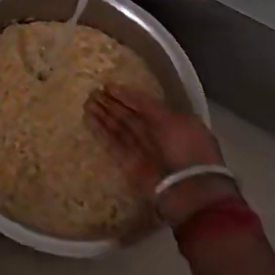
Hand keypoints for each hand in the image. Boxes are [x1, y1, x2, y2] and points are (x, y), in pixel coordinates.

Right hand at [87, 86, 240, 225]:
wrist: (187, 188)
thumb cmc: (186, 149)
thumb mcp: (172, 120)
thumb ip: (149, 107)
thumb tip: (127, 96)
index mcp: (170, 122)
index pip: (144, 105)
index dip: (126, 95)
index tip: (108, 86)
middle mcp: (153, 134)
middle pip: (128, 116)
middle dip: (111, 104)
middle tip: (92, 92)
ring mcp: (139, 149)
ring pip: (117, 128)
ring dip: (102, 115)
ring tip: (87, 102)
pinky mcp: (127, 163)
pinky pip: (111, 144)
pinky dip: (100, 132)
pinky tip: (88, 119)